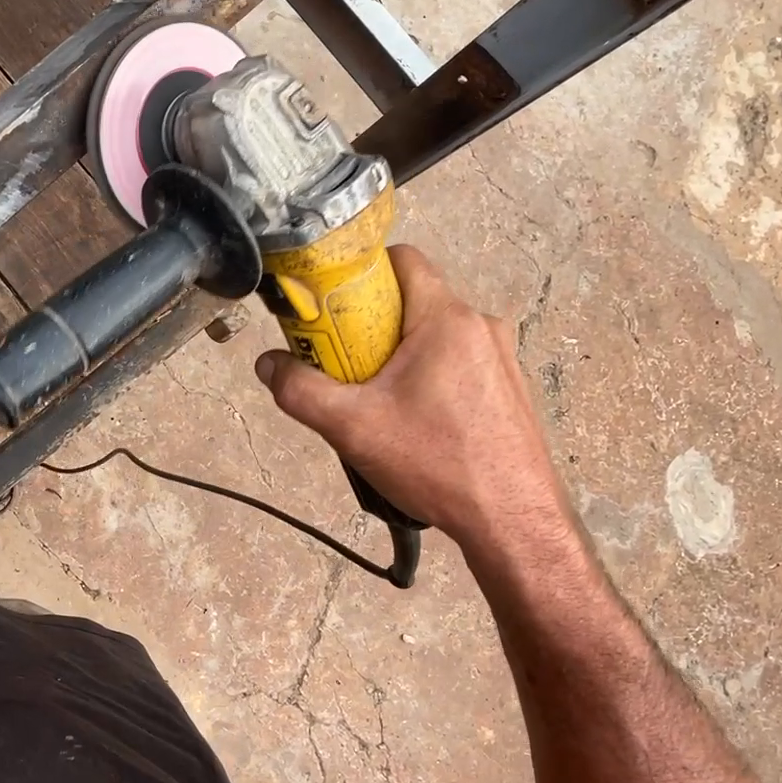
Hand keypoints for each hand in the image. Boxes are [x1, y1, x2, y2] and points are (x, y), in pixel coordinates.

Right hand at [254, 244, 570, 555]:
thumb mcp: (350, 426)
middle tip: (340, 364)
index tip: (328, 307)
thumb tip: (267, 365)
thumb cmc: (436, 463)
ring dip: (393, 354)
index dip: (358, 273)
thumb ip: (298, 389)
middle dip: (367, 324)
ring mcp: (501, 358)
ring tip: (372, 401)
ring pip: (430, 334)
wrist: (514, 523)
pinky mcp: (507, 389)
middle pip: (409, 300)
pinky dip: (422, 376)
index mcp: (446, 319)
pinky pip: (453, 362)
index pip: (400, 259)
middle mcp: (480, 326)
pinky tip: (410, 423)